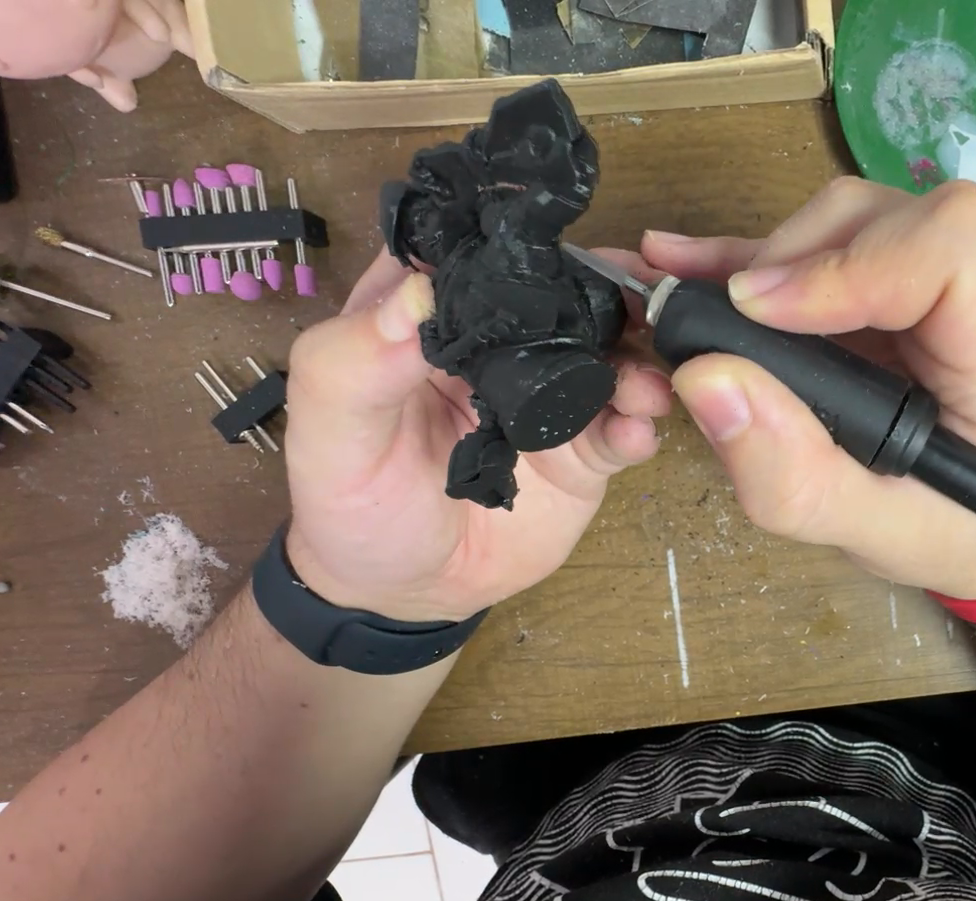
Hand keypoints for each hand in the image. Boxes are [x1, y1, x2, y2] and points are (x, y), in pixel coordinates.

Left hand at [282, 252, 672, 622]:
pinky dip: (640, 426)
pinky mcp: (586, 451)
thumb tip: (416, 291)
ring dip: (639, 364)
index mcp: (432, 321)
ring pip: (610, 361)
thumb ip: (356, 364)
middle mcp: (501, 348)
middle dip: (611, 297)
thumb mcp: (331, 435)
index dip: (517, 237)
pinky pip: (623, 429)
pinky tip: (637, 434)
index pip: (475, 254)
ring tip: (645, 388)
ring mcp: (552, 400)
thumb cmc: (356, 506)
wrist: (412, 591)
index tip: (564, 234)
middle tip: (645, 305)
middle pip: (565, 299)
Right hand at [646, 179, 975, 599]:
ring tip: (697, 298)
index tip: (758, 311)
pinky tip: (699, 265)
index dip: (848, 262)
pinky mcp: (923, 286)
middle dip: (795, 259)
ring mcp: (966, 283)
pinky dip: (774, 260)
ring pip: (862, 221)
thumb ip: (800, 479)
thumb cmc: (960, 539)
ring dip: (772, 258)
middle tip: (722, 319)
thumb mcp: (878, 535)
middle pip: (895, 219)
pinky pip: (850, 246)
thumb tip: (706, 379)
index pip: (952, 246)